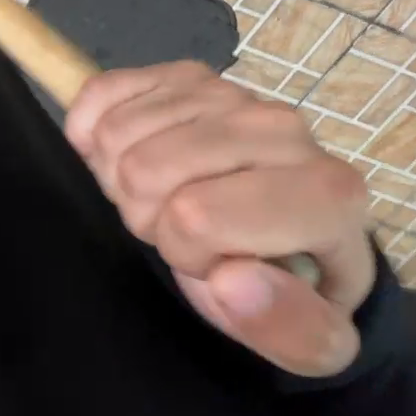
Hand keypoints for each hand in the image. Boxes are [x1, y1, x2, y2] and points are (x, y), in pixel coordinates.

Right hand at [63, 62, 375, 377]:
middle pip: (144, 168)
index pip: (194, 215)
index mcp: (323, 191)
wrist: (283, 229)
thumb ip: (290, 329)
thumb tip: (234, 278)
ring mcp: (226, 91)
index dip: (184, 251)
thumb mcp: (312, 342)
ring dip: (120, 177)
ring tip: (160, 196)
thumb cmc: (288, 283)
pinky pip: (100, 93)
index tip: (213, 261)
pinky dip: (92, 132)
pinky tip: (125, 156)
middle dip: (145, 214)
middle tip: (178, 228)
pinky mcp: (181, 73)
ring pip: (116, 132)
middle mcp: (279, 126)